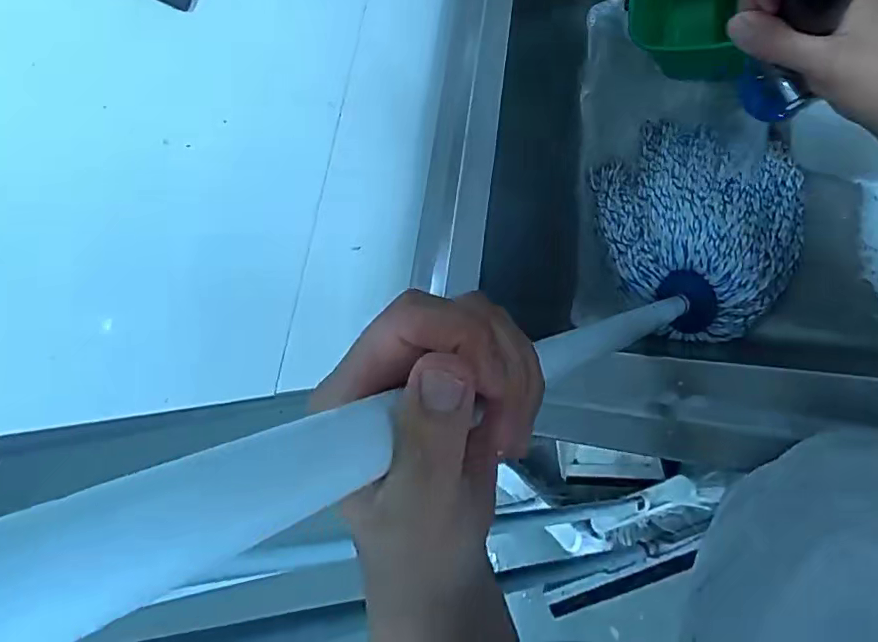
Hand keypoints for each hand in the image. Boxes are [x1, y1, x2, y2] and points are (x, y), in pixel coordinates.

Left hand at [309, 291, 540, 641]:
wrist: (441, 565)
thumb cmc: (418, 548)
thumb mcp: (418, 507)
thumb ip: (427, 440)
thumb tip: (445, 366)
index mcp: (352, 392)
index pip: (407, 319)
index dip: (461, 337)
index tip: (492, 391)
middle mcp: (385, 365)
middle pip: (457, 313)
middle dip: (498, 364)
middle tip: (508, 426)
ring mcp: (423, 364)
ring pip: (489, 323)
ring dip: (516, 376)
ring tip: (509, 435)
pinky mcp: (459, 368)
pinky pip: (507, 344)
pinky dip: (525, 379)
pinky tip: (513, 423)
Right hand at [726, 0, 877, 131]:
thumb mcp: (823, 64)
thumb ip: (777, 41)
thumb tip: (734, 24)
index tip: (762, 8)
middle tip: (756, 32)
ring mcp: (837, 0)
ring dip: (765, 13)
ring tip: (762, 45)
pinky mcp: (835, 22)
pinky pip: (794, 10)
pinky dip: (778, 26)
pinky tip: (776, 52)